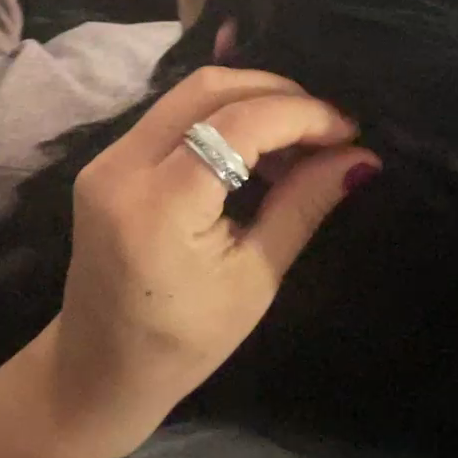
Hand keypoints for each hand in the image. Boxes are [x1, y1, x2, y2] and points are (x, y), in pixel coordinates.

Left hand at [49, 67, 380, 457]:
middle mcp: (122, 166)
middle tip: (326, 125)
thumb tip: (361, 158)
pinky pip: (173, 114)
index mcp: (158, 207)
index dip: (299, 115)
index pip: (236, 125)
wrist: (96, 369)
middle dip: (276, 93)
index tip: (348, 130)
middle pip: (208, 88)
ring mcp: (107, 157)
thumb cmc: (183, 343)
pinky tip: (256, 148)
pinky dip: (221, 117)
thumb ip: (303, 205)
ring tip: (298, 139)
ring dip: (250, 101)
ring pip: (189, 93)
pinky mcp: (107, 158)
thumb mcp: (255, 280)